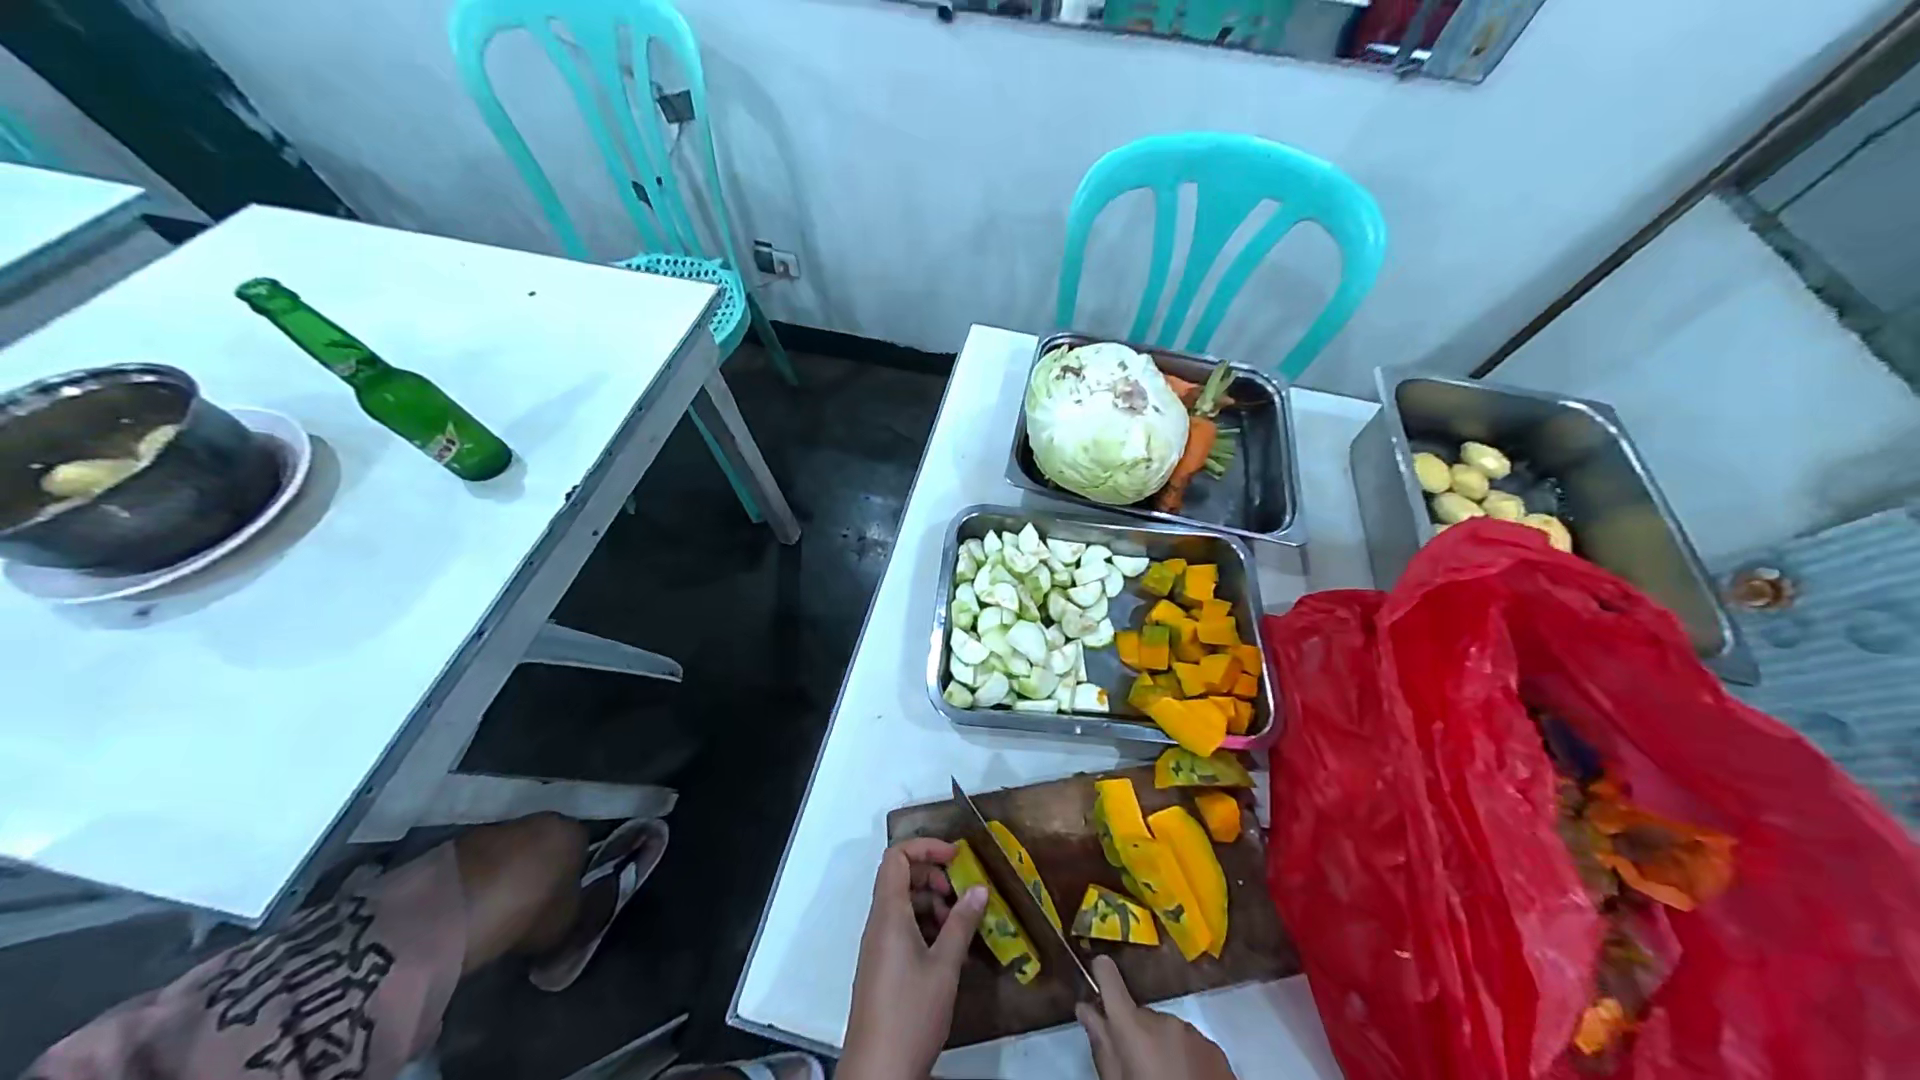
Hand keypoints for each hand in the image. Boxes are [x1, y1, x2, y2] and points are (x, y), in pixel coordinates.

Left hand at [839, 838, 987, 1079]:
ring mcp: (878, 945)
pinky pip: (902, 928)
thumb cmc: (911, 1013)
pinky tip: (950, 950)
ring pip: (904, 905)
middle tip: (962, 895)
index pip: (897, 857)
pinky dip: (926, 927)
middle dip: (933, 877)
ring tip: (960, 926)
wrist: (879, 1071)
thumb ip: (962, 923)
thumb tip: (979, 888)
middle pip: (900, 877)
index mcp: (888, 914)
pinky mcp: (883, 965)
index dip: (926, 847)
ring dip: (933, 904)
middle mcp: (878, 923)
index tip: (956, 857)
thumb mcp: (945, 966)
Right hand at [1077, 955, 1236, 1079]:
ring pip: (1167, 1031)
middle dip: (1137, 1035)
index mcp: (1132, 1027)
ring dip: (1162, 1047)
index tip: (1099, 968)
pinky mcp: (1215, 1049)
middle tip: (1138, 1067)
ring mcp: (1192, 1032)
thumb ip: (1101, 1044)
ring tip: (1166, 1078)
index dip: (1102, 972)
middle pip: (1141, 1016)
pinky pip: (1191, 1044)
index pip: (1110, 981)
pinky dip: (1185, 1057)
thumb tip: (1085, 1008)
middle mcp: (1162, 1019)